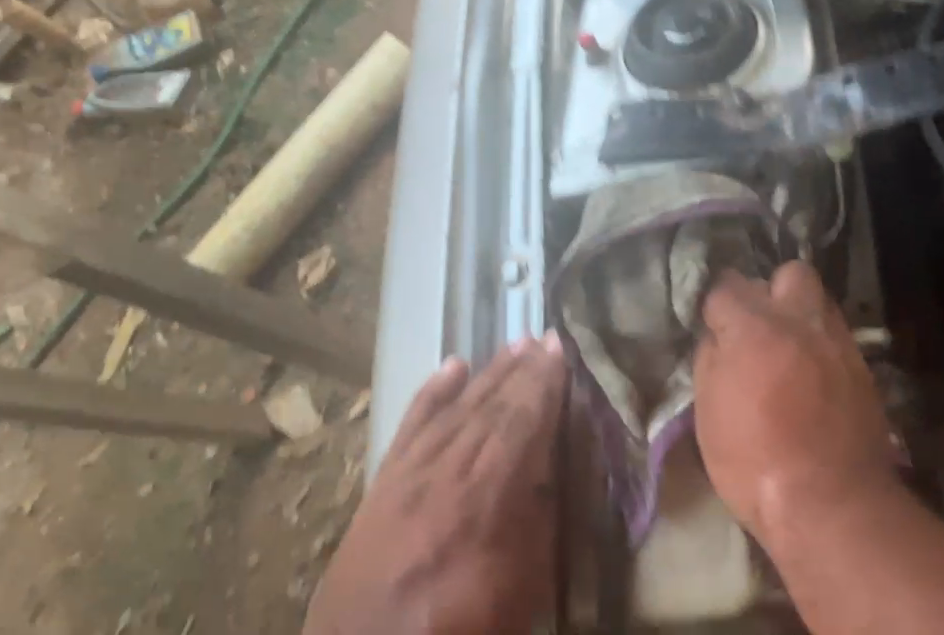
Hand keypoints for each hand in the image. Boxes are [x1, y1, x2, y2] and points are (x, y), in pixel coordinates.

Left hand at [302, 337, 567, 634]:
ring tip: (513, 345)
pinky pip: (410, 428)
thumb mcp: (524, 582)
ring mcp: (408, 477)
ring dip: (487, 374)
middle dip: (521, 370)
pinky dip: (431, 395)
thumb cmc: (463, 627)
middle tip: (545, 338)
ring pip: (455, 409)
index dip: (544, 383)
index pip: (521, 422)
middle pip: (490, 408)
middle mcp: (446, 475)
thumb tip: (550, 468)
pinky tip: (452, 367)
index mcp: (486, 497)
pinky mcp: (380, 488)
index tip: (563, 348)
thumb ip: (538, 519)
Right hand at [693, 261, 895, 547]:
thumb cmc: (755, 464)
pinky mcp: (862, 363)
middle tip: (760, 326)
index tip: (715, 327)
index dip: (718, 307)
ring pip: (819, 300)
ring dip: (800, 315)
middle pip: (790, 273)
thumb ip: (712, 361)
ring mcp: (838, 339)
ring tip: (787, 350)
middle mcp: (801, 320)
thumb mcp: (710, 416)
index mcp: (755, 328)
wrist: (832, 500)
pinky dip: (821, 344)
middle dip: (772, 291)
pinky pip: (837, 334)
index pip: (728, 286)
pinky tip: (812, 375)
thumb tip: (718, 338)